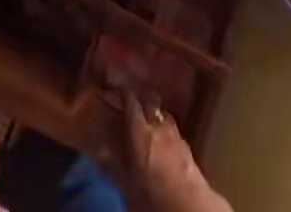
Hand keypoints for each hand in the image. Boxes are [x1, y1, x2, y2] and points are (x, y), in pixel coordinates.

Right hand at [120, 93, 229, 211]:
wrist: (189, 205)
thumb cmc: (153, 195)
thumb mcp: (127, 182)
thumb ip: (114, 163)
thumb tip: (101, 152)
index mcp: (140, 131)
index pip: (131, 102)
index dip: (124, 93)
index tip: (117, 90)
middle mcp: (158, 126)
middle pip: (150, 100)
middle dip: (141, 96)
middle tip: (132, 98)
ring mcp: (175, 133)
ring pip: (163, 112)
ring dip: (155, 110)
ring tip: (148, 115)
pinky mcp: (187, 145)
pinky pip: (173, 126)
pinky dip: (165, 125)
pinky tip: (163, 135)